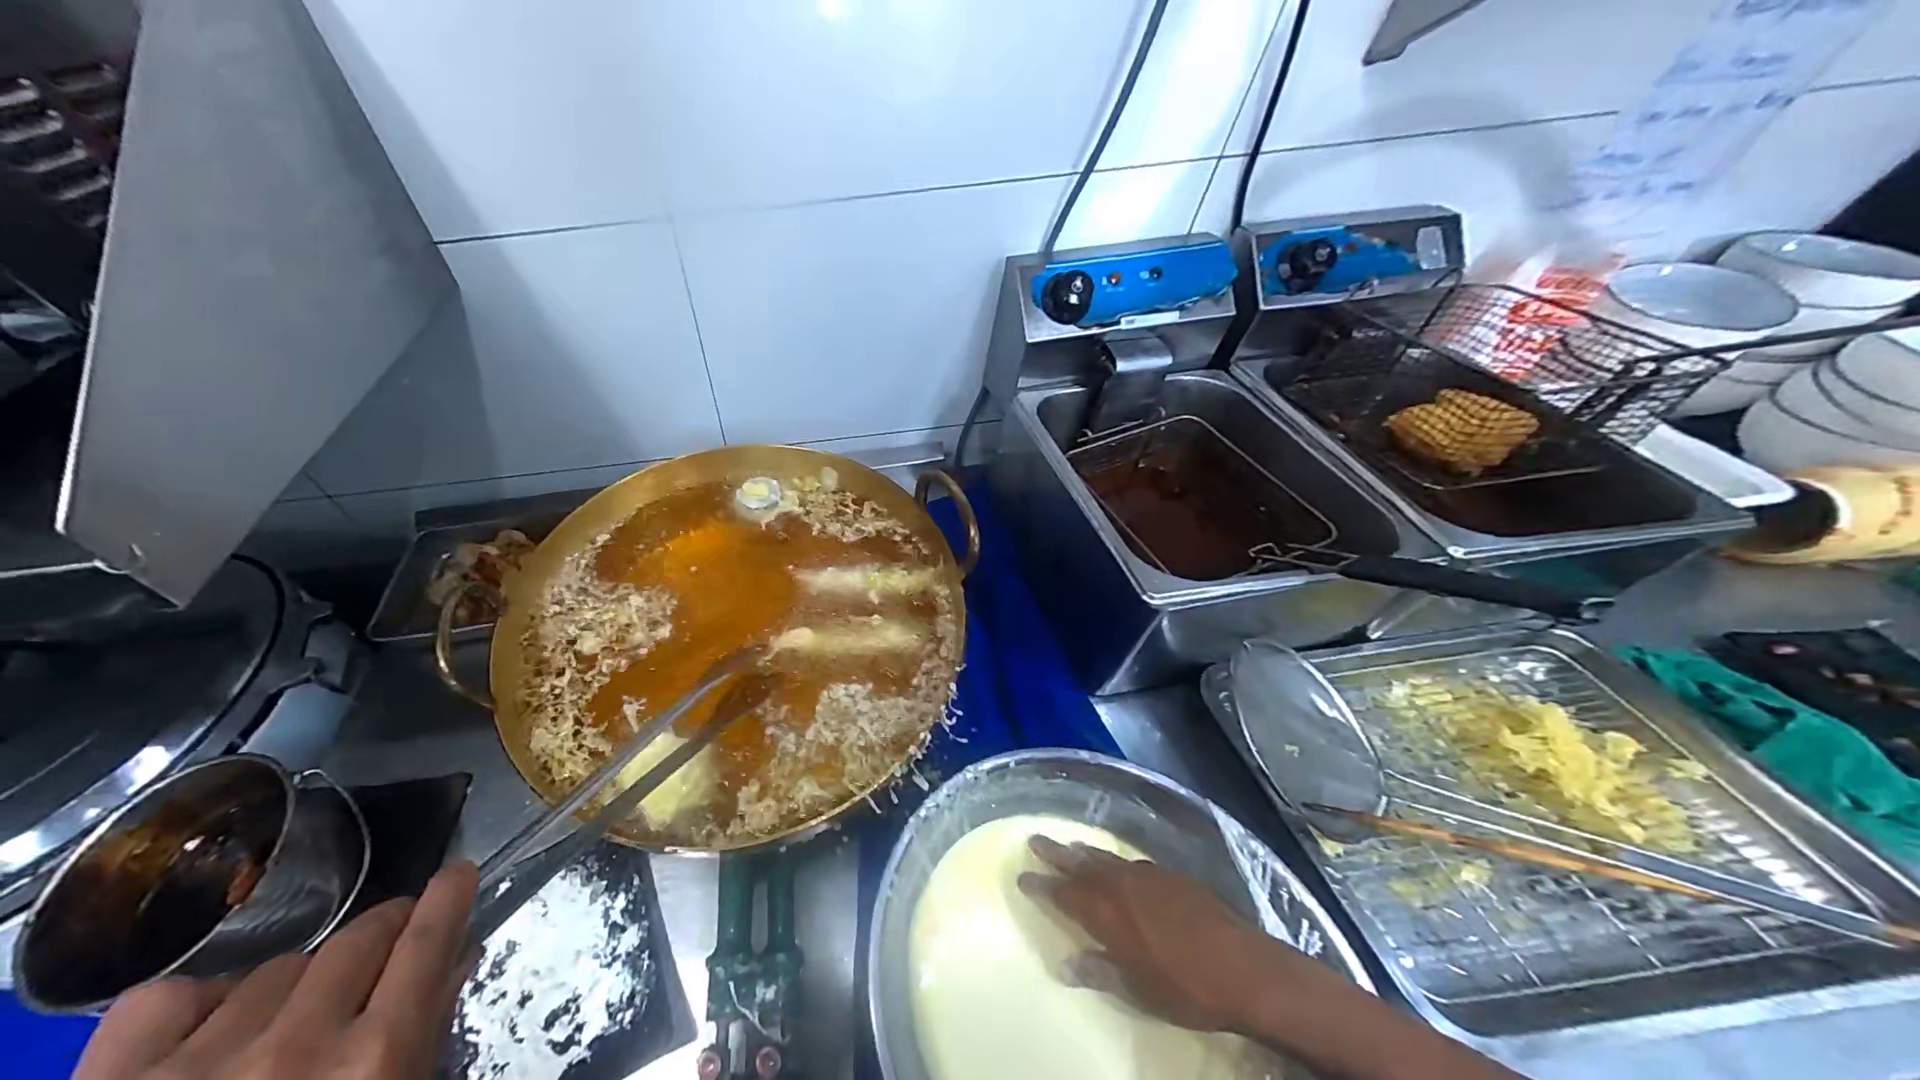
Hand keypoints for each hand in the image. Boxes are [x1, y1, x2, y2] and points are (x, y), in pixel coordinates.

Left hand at [74, 862, 479, 1079]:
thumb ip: (423, 1040)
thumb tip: (453, 961)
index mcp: (372, 1063)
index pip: (425, 944)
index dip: (447, 900)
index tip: (455, 875)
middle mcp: (295, 1050)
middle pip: (357, 940)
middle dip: (383, 929)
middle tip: (390, 937)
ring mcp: (194, 1068)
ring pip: (275, 967)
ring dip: (299, 980)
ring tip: (295, 1014)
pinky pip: (168, 999)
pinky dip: (201, 1001)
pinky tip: (214, 1026)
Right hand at [1021, 836, 1526, 1079]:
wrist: (1246, 968)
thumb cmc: (1187, 988)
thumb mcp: (1138, 989)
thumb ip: (1101, 971)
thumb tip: (1068, 964)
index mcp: (1108, 913)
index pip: (1064, 893)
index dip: (1042, 884)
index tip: (1023, 875)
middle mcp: (1123, 885)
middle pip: (1081, 863)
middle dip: (1055, 853)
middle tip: (1034, 839)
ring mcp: (1149, 875)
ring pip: (1106, 857)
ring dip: (1083, 851)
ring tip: (1068, 844)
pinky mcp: (1172, 875)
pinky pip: (1131, 860)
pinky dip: (1114, 859)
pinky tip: (1117, 863)